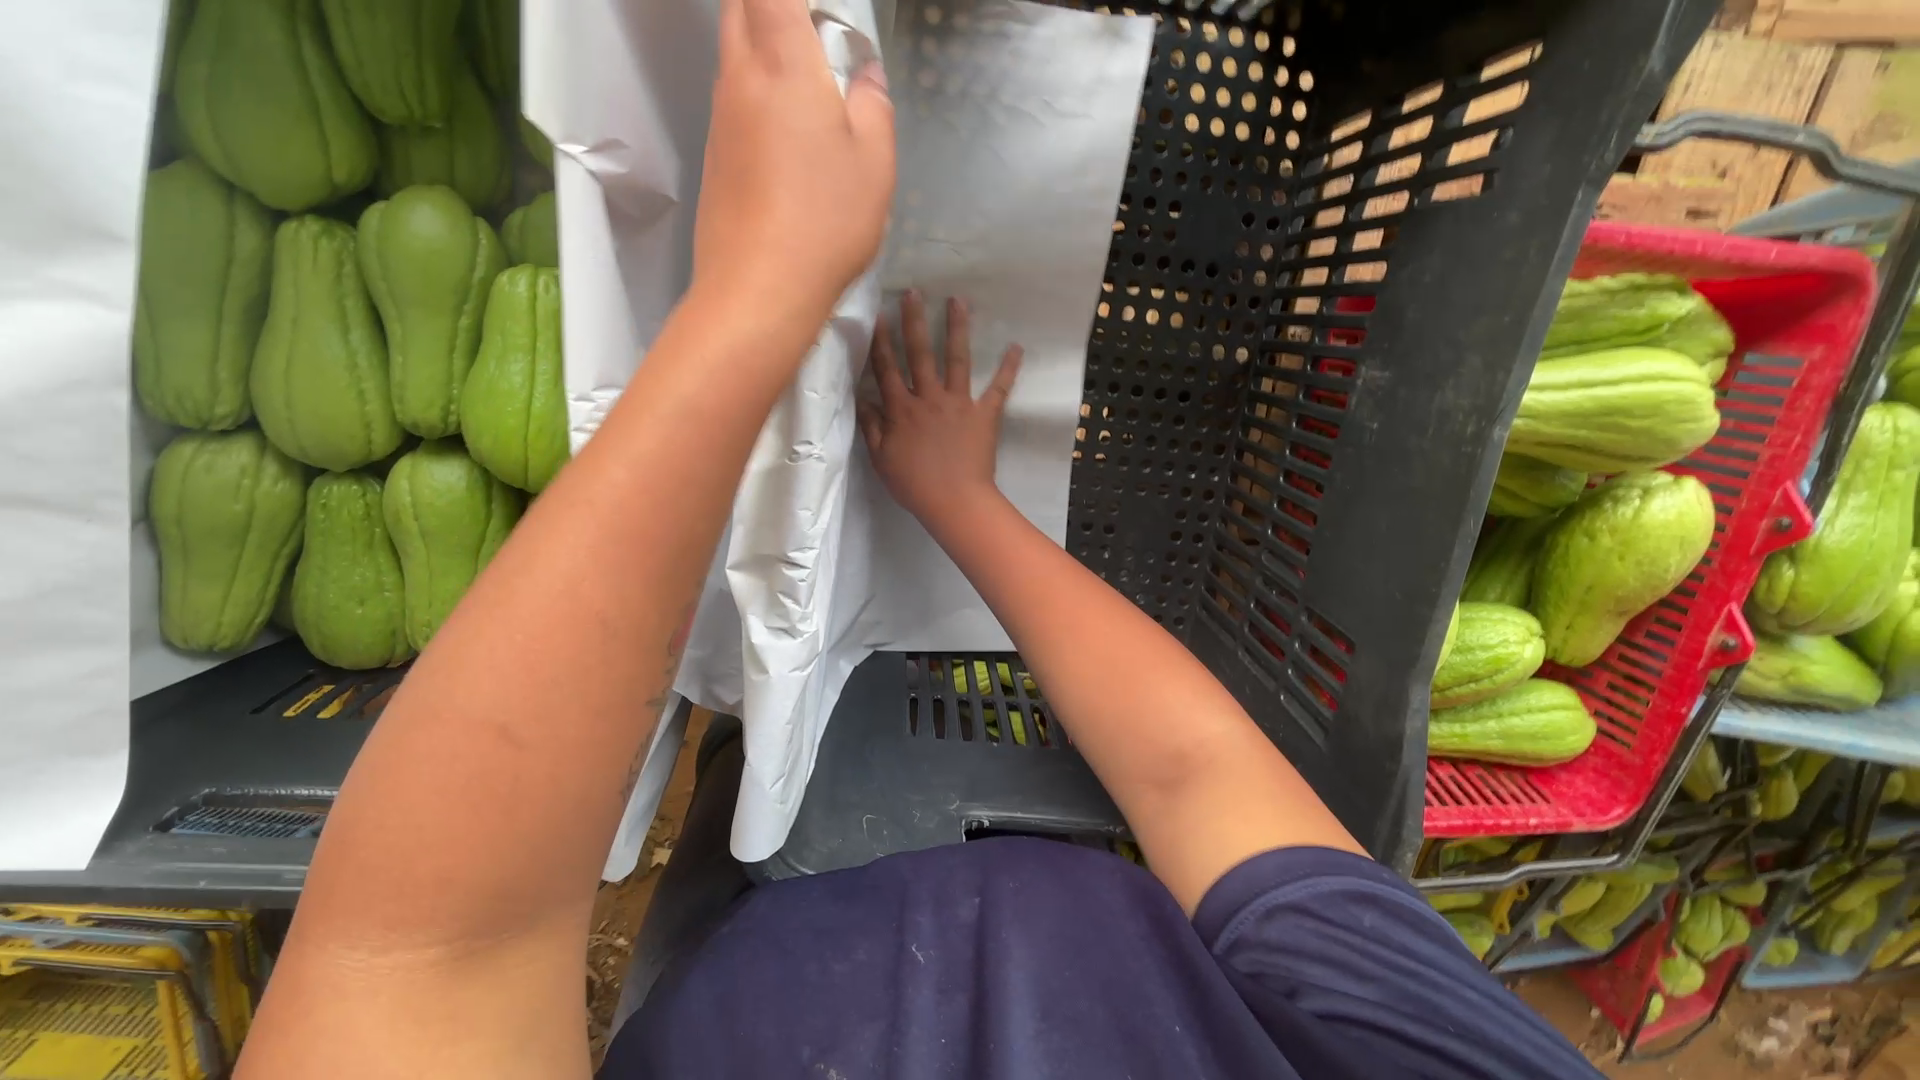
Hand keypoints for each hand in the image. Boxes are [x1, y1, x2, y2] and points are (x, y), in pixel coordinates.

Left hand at [693, 0, 894, 322]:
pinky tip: (788, 127)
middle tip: (809, 26)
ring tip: (805, 71)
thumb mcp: (875, 163)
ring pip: (731, 50)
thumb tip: (866, 77)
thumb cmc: (825, 222)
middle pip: (739, 6)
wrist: (757, 289)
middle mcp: (740, 78)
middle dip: (769, 3)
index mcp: (783, 64)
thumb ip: (873, 106)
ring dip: (760, 39)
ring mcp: (720, 118)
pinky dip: (755, 86)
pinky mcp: (713, 155)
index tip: (819, 12)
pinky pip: (732, 96)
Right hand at [859, 292, 1022, 534]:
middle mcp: (929, 398)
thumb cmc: (914, 484)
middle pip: (919, 353)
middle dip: (914, 321)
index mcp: (901, 409)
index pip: (886, 369)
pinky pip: (999, 388)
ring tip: (958, 301)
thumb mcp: (881, 458)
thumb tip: (863, 398)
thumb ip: (872, 427)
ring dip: (957, 328)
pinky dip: (1009, 368)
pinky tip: (1017, 347)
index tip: (877, 315)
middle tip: (913, 292)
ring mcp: (959, 403)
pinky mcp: (985, 414)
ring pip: (957, 359)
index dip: (880, 342)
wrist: (954, 500)